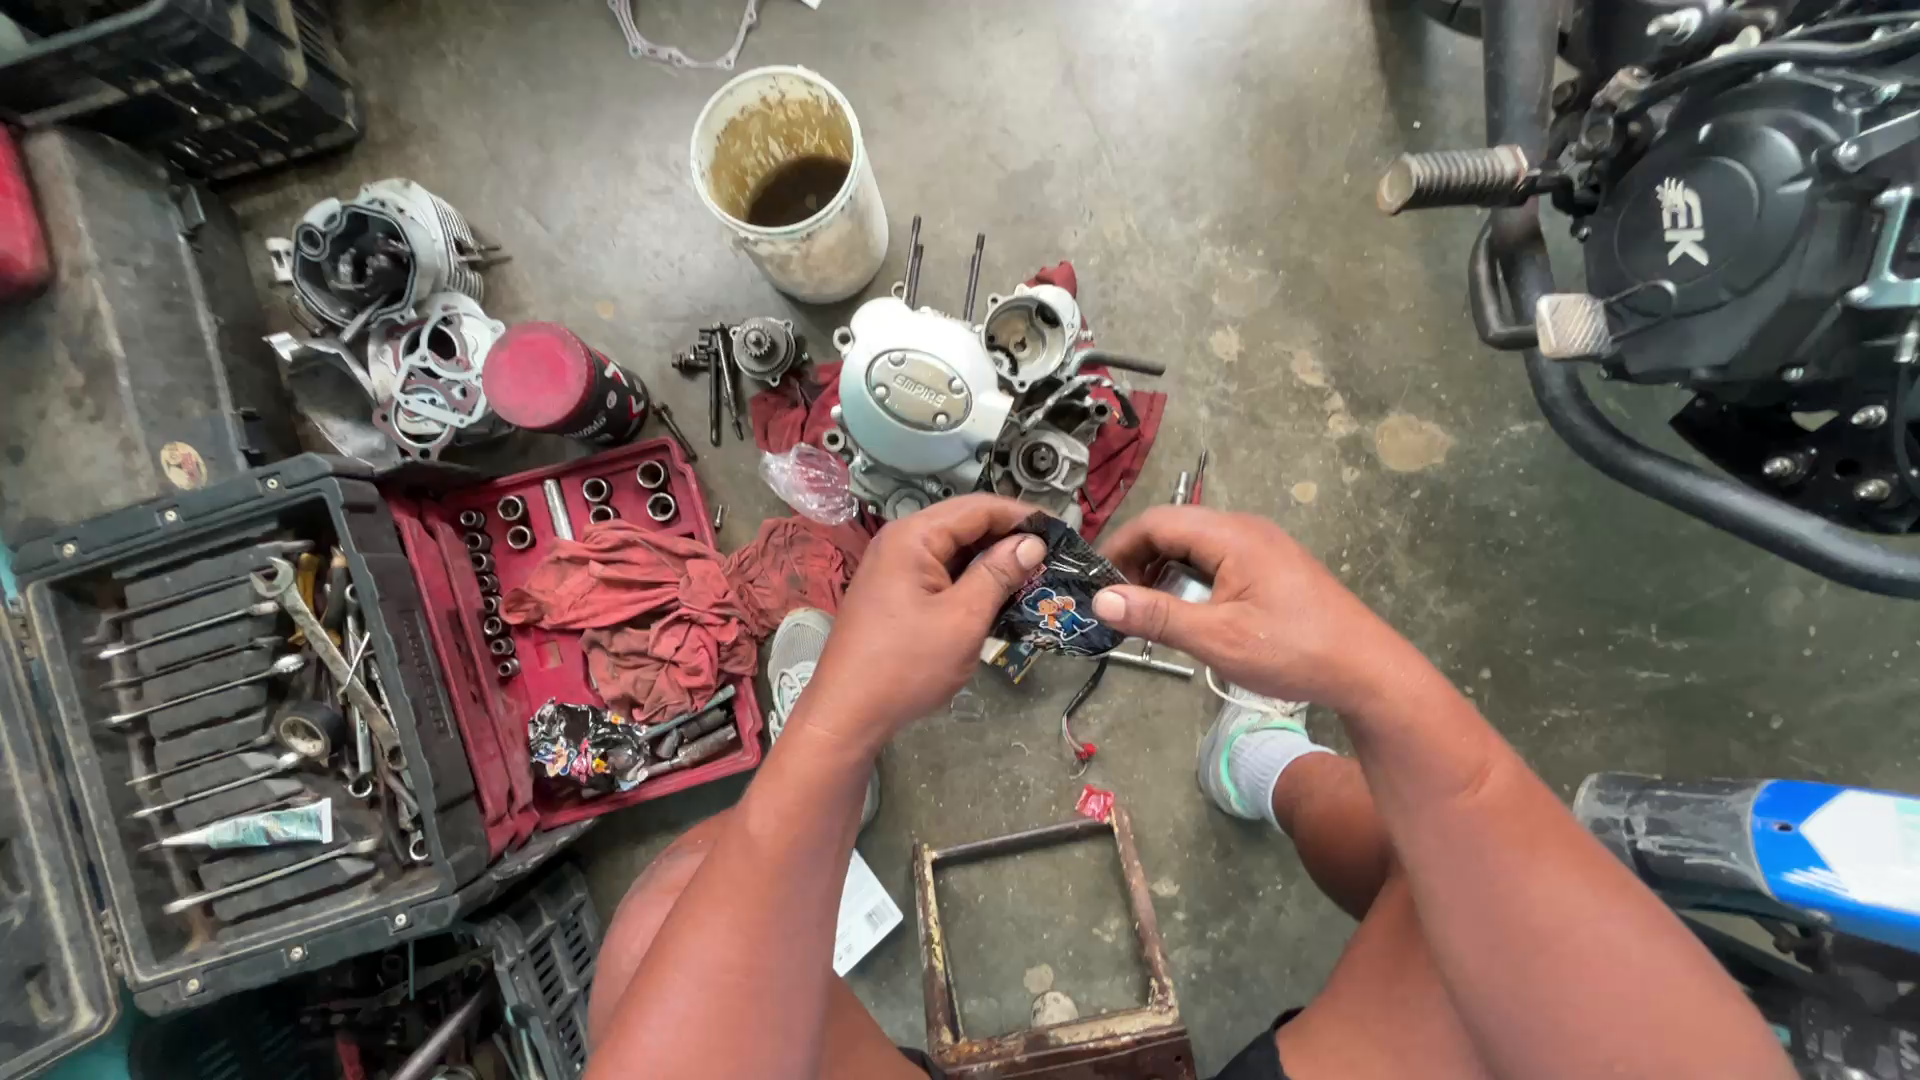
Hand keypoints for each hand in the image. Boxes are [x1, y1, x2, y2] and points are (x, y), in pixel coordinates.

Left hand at [793, 495, 1045, 753]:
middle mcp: (900, 541)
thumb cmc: (906, 665)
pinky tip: (998, 597)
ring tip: (1033, 577)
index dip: (1021, 516)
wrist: (847, 712)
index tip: (1060, 532)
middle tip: (1051, 557)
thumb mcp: (963, 619)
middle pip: (965, 524)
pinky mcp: (895, 591)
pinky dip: (971, 580)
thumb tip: (1032, 543)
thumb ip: (998, 575)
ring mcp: (894, 566)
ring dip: (992, 561)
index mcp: (913, 536)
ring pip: (954, 550)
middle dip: (1008, 538)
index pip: (977, 507)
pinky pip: (941, 572)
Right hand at [1092, 506, 1402, 711]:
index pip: (1156, 522)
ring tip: (1151, 611)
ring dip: (1164, 571)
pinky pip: (1216, 558)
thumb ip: (1157, 616)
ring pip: (1194, 544)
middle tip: (1121, 602)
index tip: (1096, 581)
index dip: (1119, 547)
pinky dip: (1190, 578)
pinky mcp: (1271, 564)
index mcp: (1231, 535)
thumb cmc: (1292, 650)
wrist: (1369, 671)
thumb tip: (1100, 600)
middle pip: (1173, 529)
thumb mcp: (1217, 638)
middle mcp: (1245, 528)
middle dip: (1139, 560)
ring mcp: (1261, 544)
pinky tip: (1189, 611)